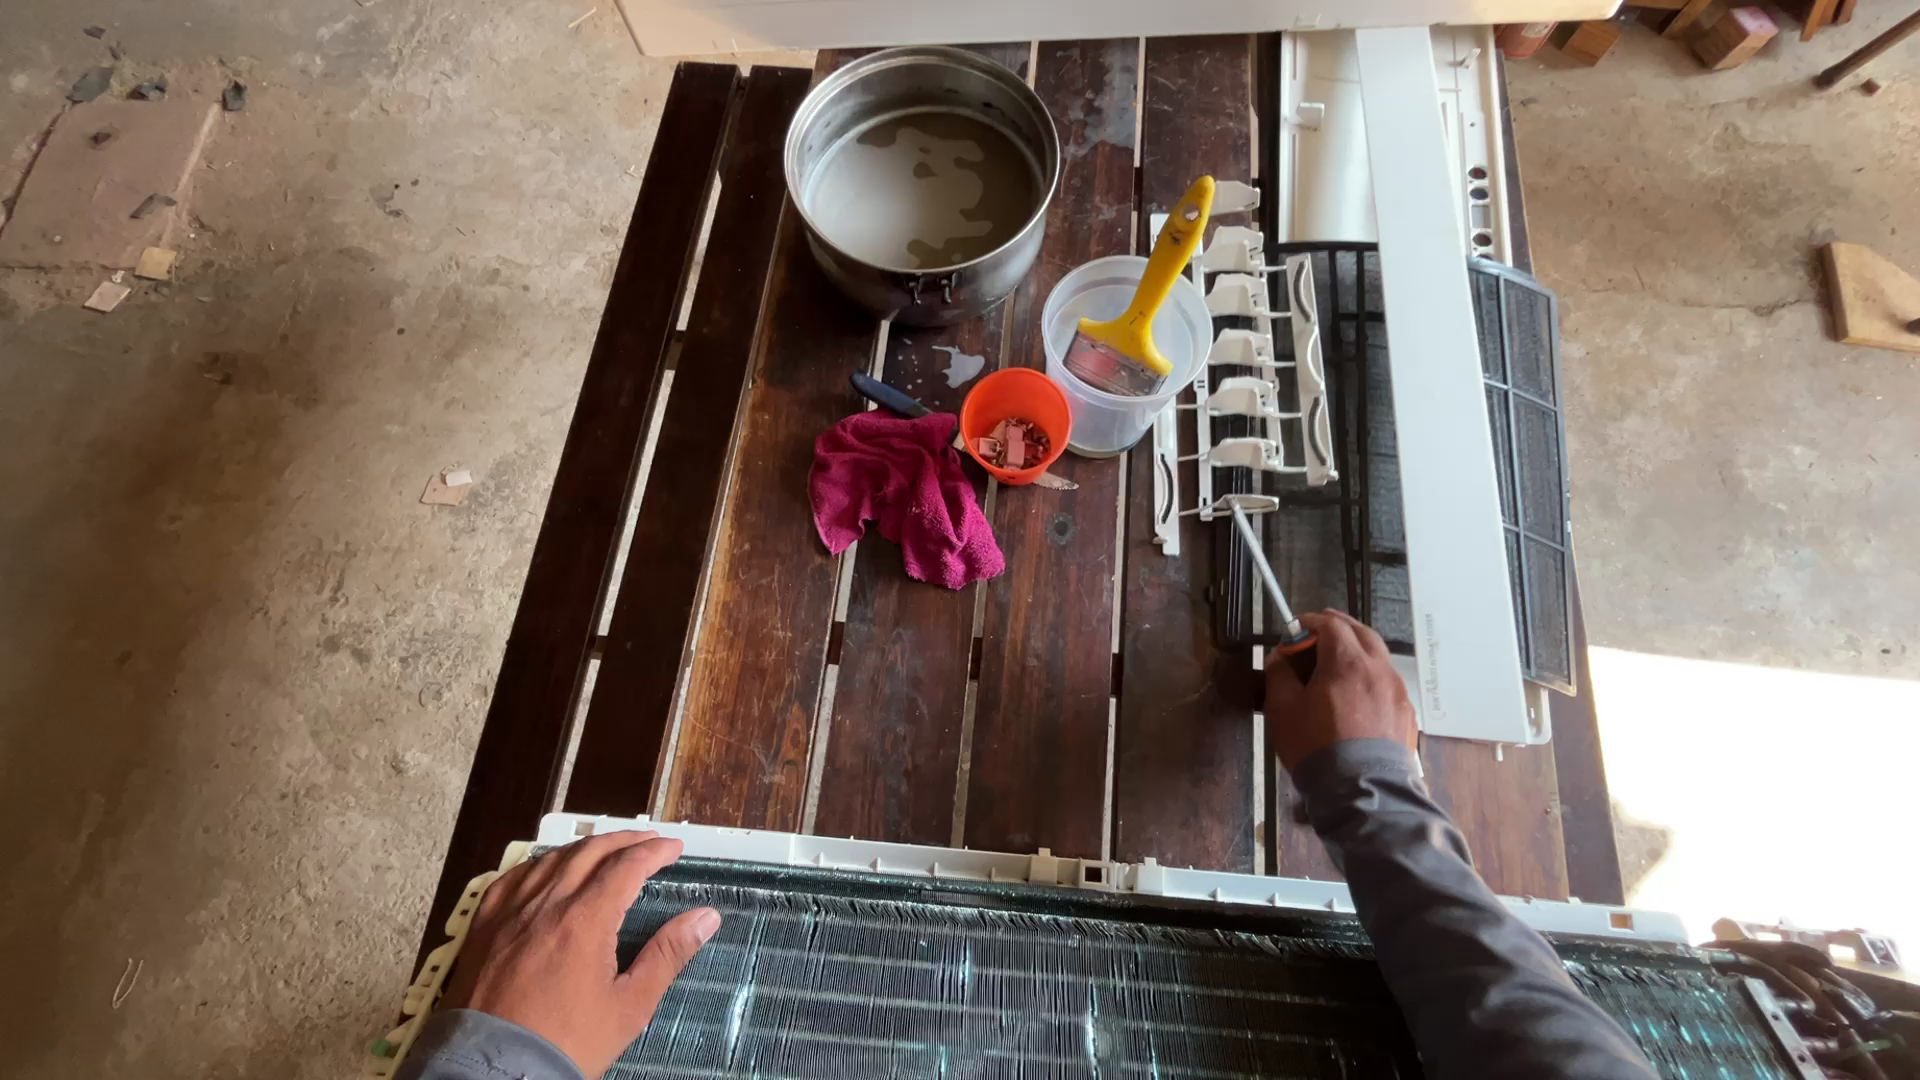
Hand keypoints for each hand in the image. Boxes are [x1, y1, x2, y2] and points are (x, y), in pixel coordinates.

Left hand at [438, 831, 720, 1077]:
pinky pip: (513, 877)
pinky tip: (548, 868)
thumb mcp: (629, 1007)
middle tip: (649, 842)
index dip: (656, 851)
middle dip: (626, 840)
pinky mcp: (481, 929)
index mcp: (586, 918)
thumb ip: (668, 955)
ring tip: (607, 849)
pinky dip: (540, 863)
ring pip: (553, 858)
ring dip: (587, 847)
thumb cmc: (565, 1044)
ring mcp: (509, 914)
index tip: (675, 849)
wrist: (488, 1079)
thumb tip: (707, 917)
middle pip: (592, 851)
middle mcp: (547, 904)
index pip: (628, 865)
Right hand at [1265, 610, 1416, 770]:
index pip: (1331, 625)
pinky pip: (1387, 683)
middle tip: (1318, 631)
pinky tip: (1356, 692)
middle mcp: (1379, 670)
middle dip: (1339, 626)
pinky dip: (1370, 675)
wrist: (1362, 791)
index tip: (1294, 628)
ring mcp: (1397, 693)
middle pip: (1362, 633)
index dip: (1310, 621)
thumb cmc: (1315, 745)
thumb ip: (1279, 674)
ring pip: (1379, 657)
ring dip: (1357, 650)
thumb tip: (1280, 657)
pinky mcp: (1406, 715)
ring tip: (1337, 661)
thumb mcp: (1282, 708)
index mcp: (1347, 662)